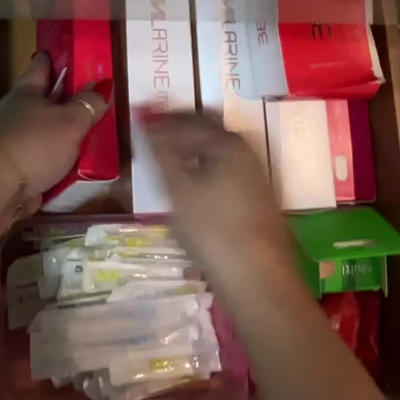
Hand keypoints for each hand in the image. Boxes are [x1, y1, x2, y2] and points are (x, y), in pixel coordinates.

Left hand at [0, 51, 108, 198]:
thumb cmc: (33, 144)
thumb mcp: (70, 122)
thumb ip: (88, 104)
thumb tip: (105, 83)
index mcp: (27, 91)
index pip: (41, 66)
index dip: (53, 58)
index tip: (65, 52)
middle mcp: (17, 112)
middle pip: (42, 98)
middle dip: (63, 96)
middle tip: (90, 93)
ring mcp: (13, 141)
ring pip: (43, 129)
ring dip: (61, 130)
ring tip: (89, 130)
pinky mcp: (15, 168)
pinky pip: (42, 156)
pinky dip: (57, 157)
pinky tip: (75, 161)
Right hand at [144, 113, 304, 292]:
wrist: (259, 281)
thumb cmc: (213, 230)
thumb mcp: (178, 189)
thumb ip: (160, 152)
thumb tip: (146, 121)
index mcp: (228, 143)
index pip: (189, 118)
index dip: (162, 118)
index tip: (139, 120)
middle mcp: (247, 153)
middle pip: (207, 134)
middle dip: (178, 134)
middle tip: (152, 140)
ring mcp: (256, 178)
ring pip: (216, 155)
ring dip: (191, 155)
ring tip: (166, 166)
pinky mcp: (257, 202)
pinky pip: (224, 174)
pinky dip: (204, 173)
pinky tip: (190, 191)